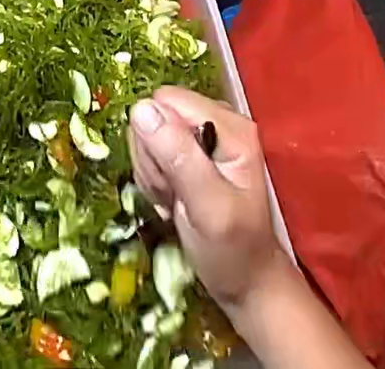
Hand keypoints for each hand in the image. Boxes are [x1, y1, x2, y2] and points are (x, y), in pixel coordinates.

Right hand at [128, 86, 285, 308]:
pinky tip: (172, 199)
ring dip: (152, 171)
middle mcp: (216, 119)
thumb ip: (178, 156)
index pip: (167, 102)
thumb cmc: (232, 249)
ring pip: (148, 133)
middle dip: (153, 158)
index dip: (157, 138)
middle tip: (174, 194)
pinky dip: (153, 178)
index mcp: (230, 125)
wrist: (244, 282)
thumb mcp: (208, 207)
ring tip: (175, 200)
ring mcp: (202, 133)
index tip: (170, 178)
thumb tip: (141, 108)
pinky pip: (150, 150)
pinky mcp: (188, 149)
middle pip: (155, 115)